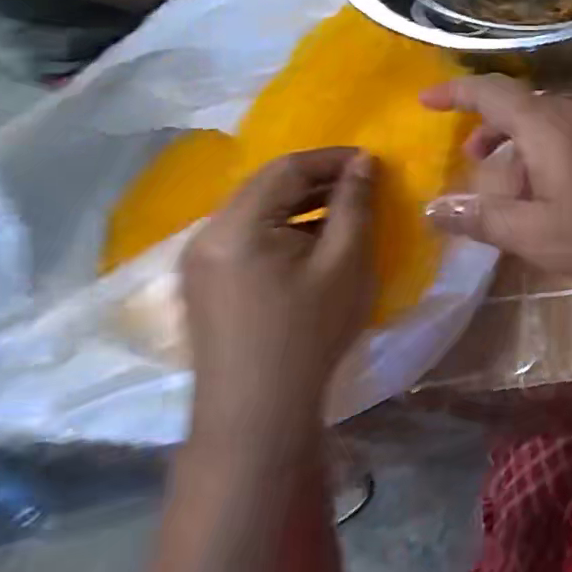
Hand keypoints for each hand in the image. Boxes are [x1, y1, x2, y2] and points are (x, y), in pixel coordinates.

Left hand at [179, 149, 376, 430]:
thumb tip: (364, 162)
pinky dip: (284, 226)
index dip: (333, 158)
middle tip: (364, 183)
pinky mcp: (204, 283)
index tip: (373, 161)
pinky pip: (247, 235)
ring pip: (257, 210)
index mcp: (236, 227)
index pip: (286, 168)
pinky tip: (314, 241)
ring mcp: (199, 261)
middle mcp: (206, 235)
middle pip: (267, 186)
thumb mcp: (345, 261)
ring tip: (346, 209)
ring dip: (302, 202)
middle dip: (318, 178)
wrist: (257, 414)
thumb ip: (355, 203)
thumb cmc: (309, 332)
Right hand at [419, 76, 571, 281]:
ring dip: (519, 147)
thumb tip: (435, 206)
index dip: (454, 93)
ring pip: (547, 123)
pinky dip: (547, 152)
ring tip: (512, 188)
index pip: (490, 92)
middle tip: (471, 163)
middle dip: (488, 131)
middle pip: (519, 108)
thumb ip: (484, 218)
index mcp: (547, 126)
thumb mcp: (538, 235)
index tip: (425, 103)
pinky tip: (556, 191)